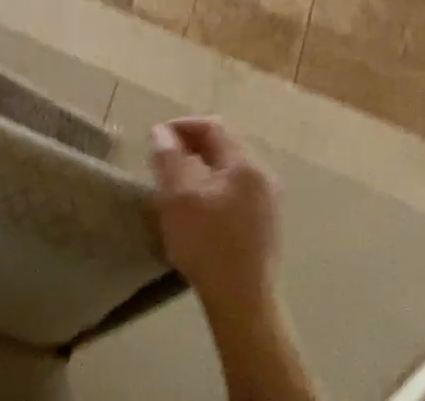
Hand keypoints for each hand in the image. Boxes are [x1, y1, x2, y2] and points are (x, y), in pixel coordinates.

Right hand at [150, 116, 280, 307]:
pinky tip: (196, 203)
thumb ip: (168, 157)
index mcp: (246, 167)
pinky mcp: (266, 220)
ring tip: (174, 179)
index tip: (155, 139)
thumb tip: (162, 132)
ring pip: (230, 166)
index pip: (213, 126)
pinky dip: (213, 182)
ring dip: (200, 163)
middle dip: (190, 144)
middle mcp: (264, 177)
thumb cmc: (206, 243)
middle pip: (225, 143)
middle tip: (162, 158)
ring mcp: (269, 200)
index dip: (181, 125)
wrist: (242, 300)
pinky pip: (237, 186)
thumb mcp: (177, 196)